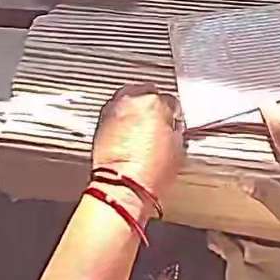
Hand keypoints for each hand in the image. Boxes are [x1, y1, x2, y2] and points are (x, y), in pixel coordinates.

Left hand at [91, 83, 185, 218]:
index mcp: (157, 103)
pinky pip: (116, 111)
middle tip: (157, 123)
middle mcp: (134, 100)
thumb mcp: (177, 148)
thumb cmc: (148, 171)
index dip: (174, 114)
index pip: (171, 101)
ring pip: (130, 99)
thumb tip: (171, 127)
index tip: (173, 123)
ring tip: (140, 127)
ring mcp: (116, 108)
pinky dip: (122, 118)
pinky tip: (127, 133)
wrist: (122, 186)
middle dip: (153, 106)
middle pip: (148, 94)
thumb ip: (175, 129)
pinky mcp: (102, 119)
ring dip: (136, 109)